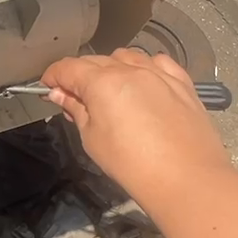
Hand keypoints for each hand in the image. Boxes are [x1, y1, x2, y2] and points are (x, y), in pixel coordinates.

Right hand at [40, 48, 236, 207]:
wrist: (188, 181)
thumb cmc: (133, 164)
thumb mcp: (92, 139)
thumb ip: (76, 110)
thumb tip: (60, 95)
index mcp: (102, 82)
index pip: (67, 68)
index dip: (53, 77)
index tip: (49, 89)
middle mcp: (130, 70)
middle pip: (94, 60)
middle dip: (79, 75)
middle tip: (76, 99)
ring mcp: (159, 74)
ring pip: (125, 56)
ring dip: (111, 68)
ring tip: (110, 90)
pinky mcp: (183, 84)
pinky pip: (159, 63)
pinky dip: (146, 67)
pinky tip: (144, 83)